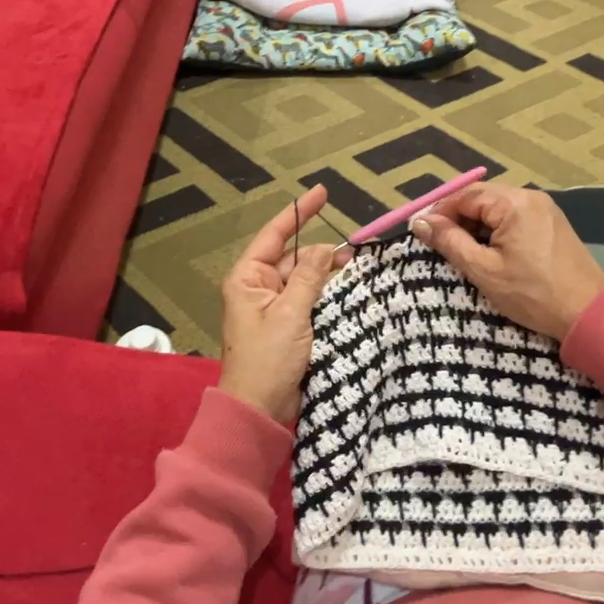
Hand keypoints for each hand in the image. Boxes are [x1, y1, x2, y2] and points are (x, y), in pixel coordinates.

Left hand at [218, 185, 353, 423]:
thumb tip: (324, 248)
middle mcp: (258, 287)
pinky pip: (307, 299)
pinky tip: (347, 290)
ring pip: (304, 279)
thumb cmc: (268, 360)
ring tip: (355, 270)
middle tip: (353, 255)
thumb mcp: (291, 315)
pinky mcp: (287, 325)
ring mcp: (273, 307)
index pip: (274, 234)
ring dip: (326, 275)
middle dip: (320, 254)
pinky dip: (325, 294)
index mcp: (248, 278)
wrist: (259, 411)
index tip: (322, 192)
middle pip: (293, 257)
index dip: (299, 212)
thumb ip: (308, 278)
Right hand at [410, 184, 603, 340]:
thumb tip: (421, 223)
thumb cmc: (533, 294)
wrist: (589, 313)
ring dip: (476, 224)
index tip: (420, 232)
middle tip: (437, 242)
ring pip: (497, 207)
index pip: (465, 196)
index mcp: (513, 203)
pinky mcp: (552, 223)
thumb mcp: (484, 270)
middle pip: (481, 197)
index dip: (440, 212)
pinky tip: (488, 250)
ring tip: (460, 249)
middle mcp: (530, 197)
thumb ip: (450, 242)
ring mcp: (545, 209)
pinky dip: (496, 229)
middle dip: (457, 217)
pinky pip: (514, 216)